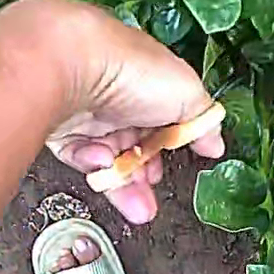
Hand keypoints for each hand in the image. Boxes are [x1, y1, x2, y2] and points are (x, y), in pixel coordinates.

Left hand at [6, 0, 223, 223]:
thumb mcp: (187, 94)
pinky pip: (79, 156)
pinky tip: (102, 165)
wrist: (66, 63)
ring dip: (125, 185)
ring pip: (109, 157)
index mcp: (148, 80)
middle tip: (152, 195)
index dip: (171, 147)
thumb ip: (204, 122)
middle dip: (146, 175)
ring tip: (138, 209)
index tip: (177, 167)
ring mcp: (85, 110)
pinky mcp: (58, 126)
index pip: (163, 120)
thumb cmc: (131, 71)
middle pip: (135, 145)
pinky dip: (93, 165)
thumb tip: (216, 144)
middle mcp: (116, 94)